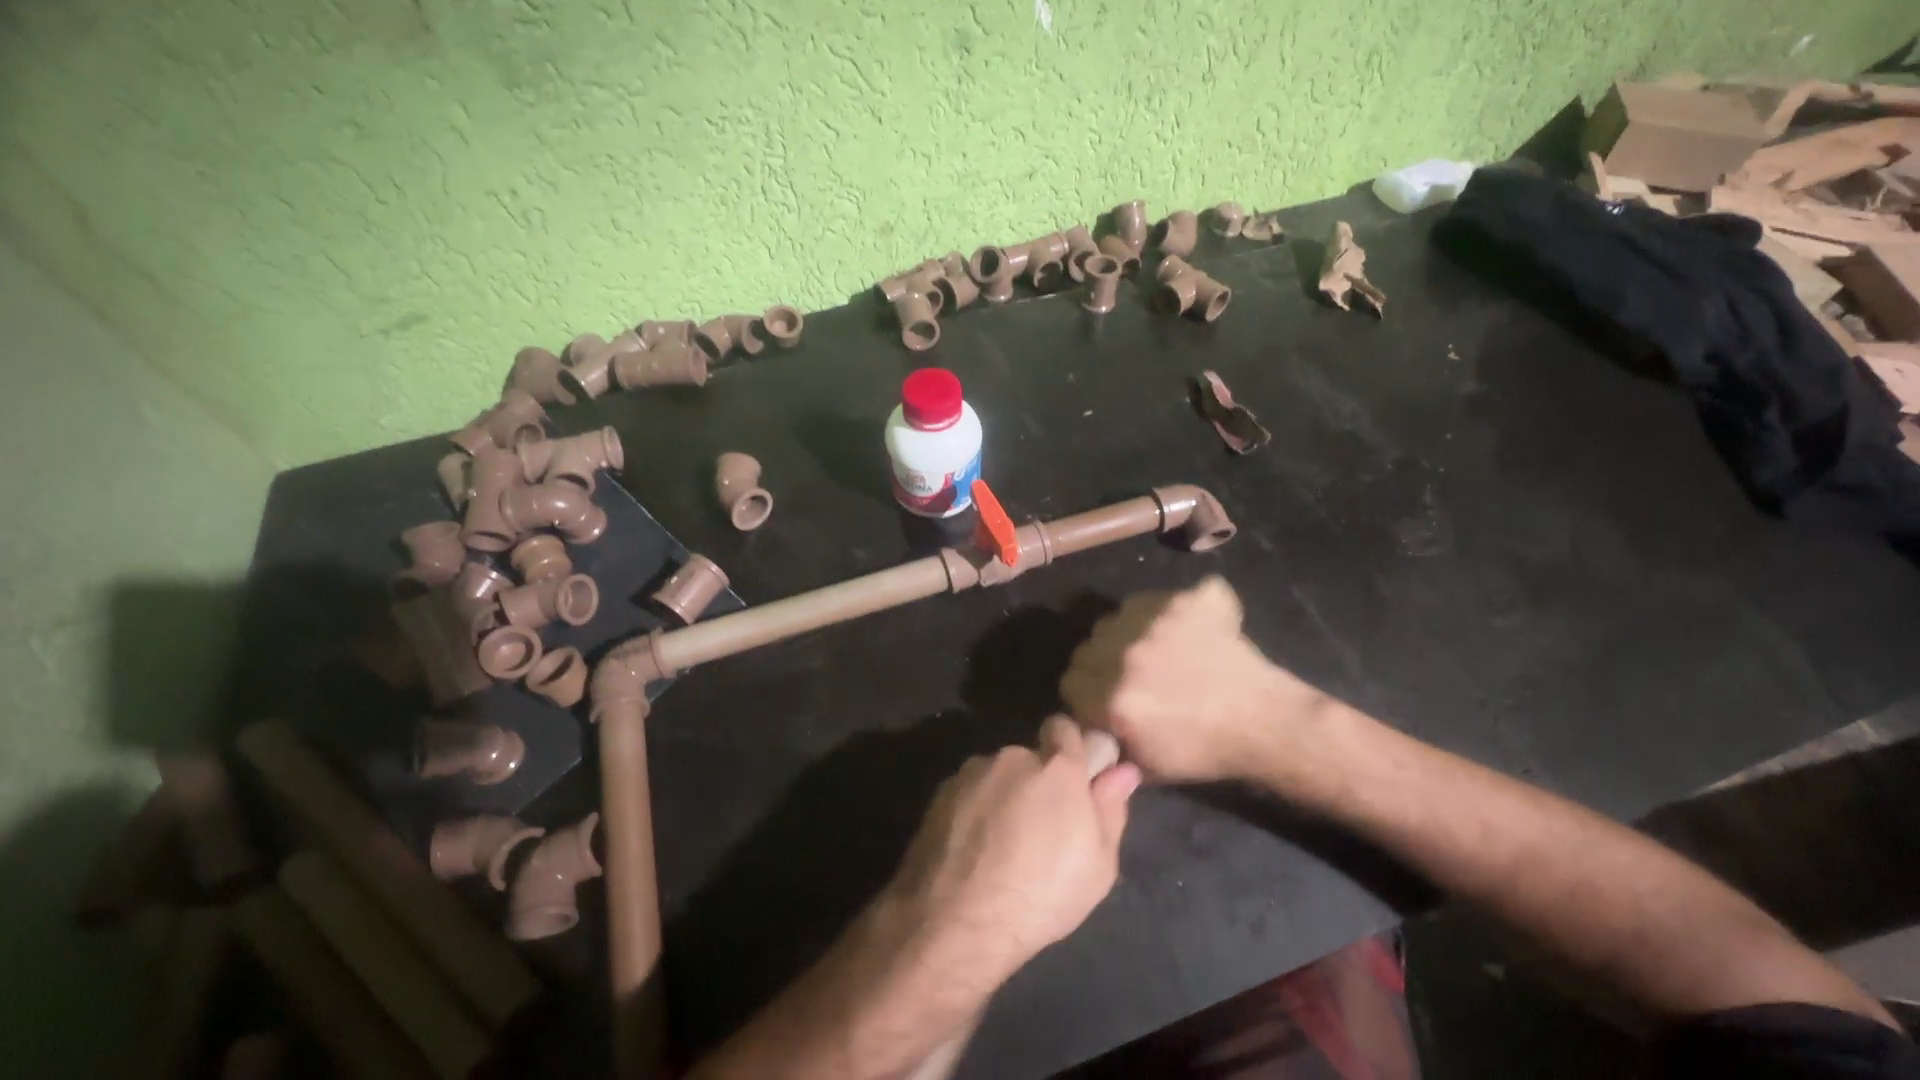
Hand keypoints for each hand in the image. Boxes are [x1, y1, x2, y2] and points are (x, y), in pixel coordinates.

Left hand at [886, 717, 1141, 983]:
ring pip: (997, 775)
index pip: (1065, 728)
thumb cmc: (1042, 895)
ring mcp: (971, 774)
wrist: (958, 920)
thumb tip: (1122, 771)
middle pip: (1030, 758)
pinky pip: (969, 792)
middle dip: (1037, 781)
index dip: (1071, 749)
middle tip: (1041, 827)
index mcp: (1057, 768)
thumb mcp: (1098, 864)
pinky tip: (975, 849)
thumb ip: (1110, 808)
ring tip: (1003, 845)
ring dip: (1005, 796)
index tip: (1076, 779)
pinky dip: (975, 811)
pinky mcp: (940, 794)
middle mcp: (1012, 758)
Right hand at [1059, 576, 1329, 782]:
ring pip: (1116, 618)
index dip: (1087, 693)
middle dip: (1102, 663)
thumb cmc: (1203, 752)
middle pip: (1087, 647)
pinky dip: (1167, 613)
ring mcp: (1156, 623)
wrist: (1264, 724)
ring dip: (1127, 634)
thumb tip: (1083, 720)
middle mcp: (1125, 656)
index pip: (1070, 681)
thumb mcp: (1142, 765)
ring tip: (1157, 652)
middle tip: (1131, 676)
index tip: (1105, 698)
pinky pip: (1156, 599)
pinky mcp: (1185, 602)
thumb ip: (1104, 739)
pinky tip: (1184, 632)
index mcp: (1112, 699)